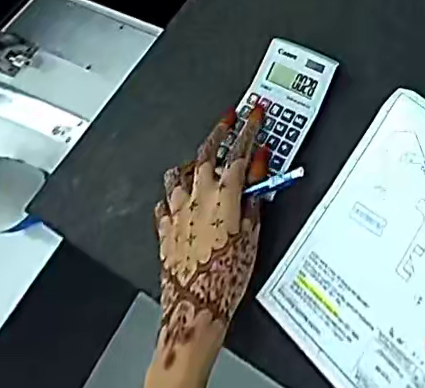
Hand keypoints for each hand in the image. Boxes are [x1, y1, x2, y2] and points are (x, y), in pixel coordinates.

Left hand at [146, 103, 268, 387]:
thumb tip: (261, 165)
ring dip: (191, 161)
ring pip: (179, 173)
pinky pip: (164, 203)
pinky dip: (172, 194)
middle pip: (207, 152)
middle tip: (228, 118)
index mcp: (224, 193)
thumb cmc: (228, 276)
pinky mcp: (164, 230)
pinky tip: (177, 196)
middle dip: (219, 130)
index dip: (249, 128)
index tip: (255, 114)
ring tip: (198, 156)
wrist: (195, 311)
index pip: (241, 149)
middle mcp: (198, 196)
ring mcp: (177, 212)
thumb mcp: (254, 230)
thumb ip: (257, 192)